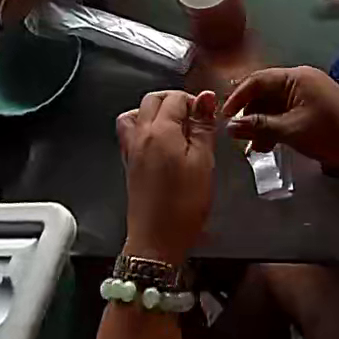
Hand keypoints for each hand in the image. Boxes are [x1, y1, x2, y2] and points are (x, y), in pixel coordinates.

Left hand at [117, 90, 216, 263]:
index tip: (208, 116)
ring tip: (176, 126)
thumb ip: (203, 126)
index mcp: (160, 131)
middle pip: (152, 100)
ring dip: (156, 111)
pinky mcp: (129, 164)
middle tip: (195, 118)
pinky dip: (145, 127)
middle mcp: (141, 135)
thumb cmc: (184, 203)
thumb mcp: (204, 162)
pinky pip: (131, 132)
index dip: (194, 102)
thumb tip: (205, 97)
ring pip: (136, 113)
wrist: (157, 240)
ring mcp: (131, 149)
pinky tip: (162, 143)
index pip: (174, 98)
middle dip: (174, 101)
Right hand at [221, 67, 338, 172]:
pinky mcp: (313, 107)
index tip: (223, 118)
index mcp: (296, 77)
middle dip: (249, 114)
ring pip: (274, 105)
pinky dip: (275, 127)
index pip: (257, 80)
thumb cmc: (332, 133)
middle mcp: (300, 80)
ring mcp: (308, 93)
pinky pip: (286, 113)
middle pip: (264, 92)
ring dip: (261, 124)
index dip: (238, 98)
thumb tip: (229, 127)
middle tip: (237, 136)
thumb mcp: (292, 131)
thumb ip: (260, 126)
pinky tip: (267, 146)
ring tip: (252, 148)